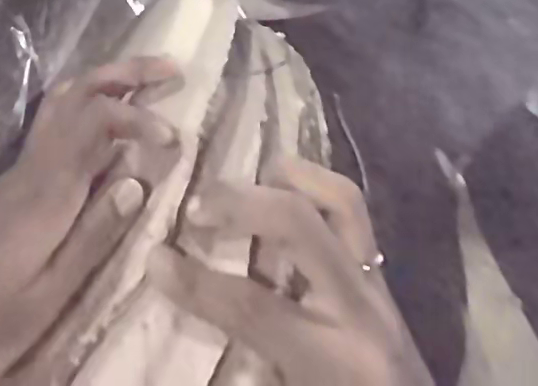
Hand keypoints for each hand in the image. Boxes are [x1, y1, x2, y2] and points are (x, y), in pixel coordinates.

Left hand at [0, 55, 184, 383]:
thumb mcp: (44, 300)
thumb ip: (93, 238)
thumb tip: (139, 180)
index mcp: (50, 188)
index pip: (99, 121)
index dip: (139, 116)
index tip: (174, 138)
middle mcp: (38, 161)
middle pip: (82, 92)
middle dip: (129, 71)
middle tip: (172, 67)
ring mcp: (24, 164)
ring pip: (66, 97)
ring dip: (108, 79)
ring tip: (144, 78)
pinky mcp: (17, 175)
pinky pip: (59, 116)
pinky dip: (90, 100)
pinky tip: (104, 119)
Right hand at [149, 157, 430, 385]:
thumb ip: (246, 355)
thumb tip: (186, 296)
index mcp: (336, 360)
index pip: (255, 308)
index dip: (198, 283)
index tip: (154, 259)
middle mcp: (363, 307)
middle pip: (300, 223)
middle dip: (240, 203)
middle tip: (195, 206)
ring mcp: (379, 281)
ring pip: (340, 197)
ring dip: (286, 178)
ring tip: (242, 182)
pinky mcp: (383, 270)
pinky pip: (349, 207)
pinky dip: (311, 187)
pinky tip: (278, 191)